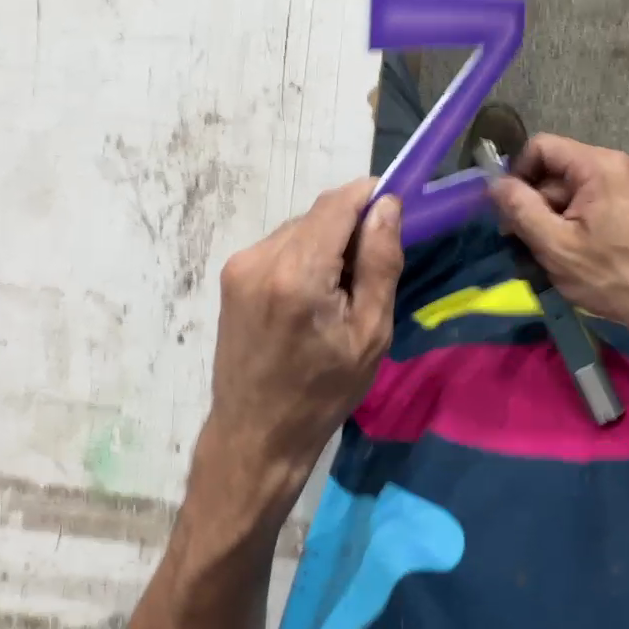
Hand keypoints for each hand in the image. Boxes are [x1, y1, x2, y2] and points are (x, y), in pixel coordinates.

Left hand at [199, 180, 403, 515]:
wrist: (255, 434)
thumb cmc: (323, 392)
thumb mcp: (370, 334)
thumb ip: (380, 263)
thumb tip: (387, 206)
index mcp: (298, 274)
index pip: (338, 203)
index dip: (370, 195)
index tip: (397, 207)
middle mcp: (261, 258)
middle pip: (319, 214)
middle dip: (352, 226)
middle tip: (373, 269)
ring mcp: (240, 265)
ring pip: (300, 228)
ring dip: (327, 242)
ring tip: (340, 292)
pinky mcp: (232, 275)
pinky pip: (280, 245)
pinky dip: (305, 256)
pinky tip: (312, 296)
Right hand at [488, 134, 628, 347]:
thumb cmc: (613, 278)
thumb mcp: (555, 246)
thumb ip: (520, 209)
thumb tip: (496, 184)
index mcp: (600, 165)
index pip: (542, 146)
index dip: (518, 174)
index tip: (512, 211)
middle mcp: (621, 163)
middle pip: (560, 168)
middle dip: (539, 200)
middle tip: (528, 240)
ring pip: (578, 186)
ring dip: (558, 214)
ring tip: (556, 252)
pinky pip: (599, 198)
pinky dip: (581, 218)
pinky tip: (581, 251)